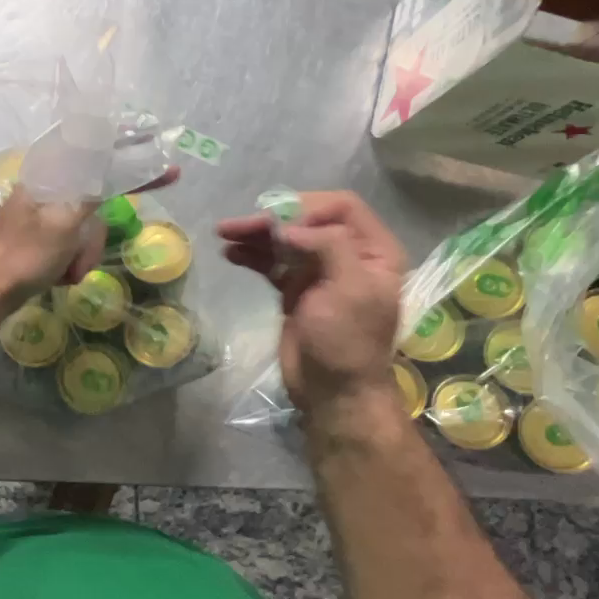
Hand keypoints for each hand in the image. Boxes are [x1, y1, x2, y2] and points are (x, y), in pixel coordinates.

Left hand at [0, 168, 180, 307]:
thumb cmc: (24, 255)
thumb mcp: (64, 222)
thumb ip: (90, 190)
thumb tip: (108, 154)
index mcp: (49, 179)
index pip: (96, 158)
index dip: (129, 160)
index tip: (167, 169)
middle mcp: (47, 192)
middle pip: (96, 206)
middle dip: (92, 239)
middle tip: (77, 260)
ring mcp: (44, 218)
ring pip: (87, 232)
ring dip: (82, 256)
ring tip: (64, 273)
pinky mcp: (42, 241)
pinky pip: (73, 248)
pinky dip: (71, 264)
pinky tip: (58, 277)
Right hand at [218, 191, 405, 423]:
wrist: (333, 391)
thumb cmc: (348, 341)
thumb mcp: (349, 289)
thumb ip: (327, 247)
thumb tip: (286, 227)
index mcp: (374, 251)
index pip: (342, 207)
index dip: (306, 208)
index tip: (276, 226)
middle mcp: (348, 255)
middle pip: (306, 221)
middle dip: (271, 220)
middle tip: (235, 225)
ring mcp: (319, 272)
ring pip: (285, 240)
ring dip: (255, 235)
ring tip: (224, 234)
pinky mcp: (295, 290)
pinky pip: (272, 263)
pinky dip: (252, 255)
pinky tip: (230, 254)